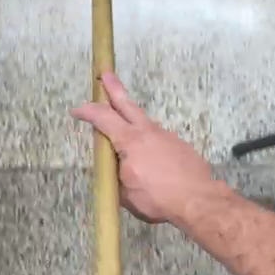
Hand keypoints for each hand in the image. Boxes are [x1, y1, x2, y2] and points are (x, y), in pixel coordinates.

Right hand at [72, 72, 221, 224]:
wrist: (198, 200)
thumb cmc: (158, 199)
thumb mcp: (126, 194)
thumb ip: (117, 177)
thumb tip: (118, 171)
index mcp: (129, 141)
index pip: (103, 118)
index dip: (87, 112)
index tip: (76, 110)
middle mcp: (147, 132)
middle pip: (127, 105)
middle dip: (114, 89)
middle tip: (105, 75)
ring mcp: (166, 136)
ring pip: (144, 123)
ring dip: (132, 120)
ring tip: (125, 129)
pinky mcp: (179, 146)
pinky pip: (158, 139)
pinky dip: (149, 143)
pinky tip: (150, 158)